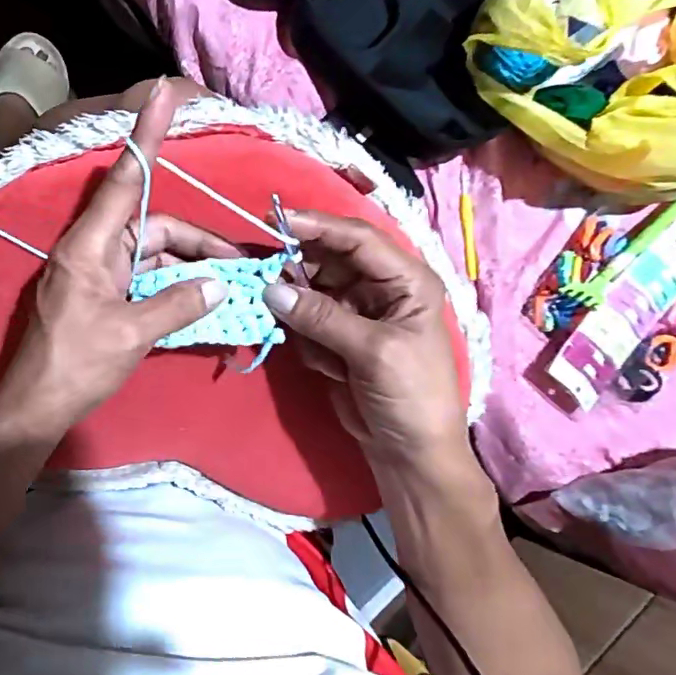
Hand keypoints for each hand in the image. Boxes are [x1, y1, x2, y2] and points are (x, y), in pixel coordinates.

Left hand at [0, 80, 236, 441]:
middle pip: (154, 227)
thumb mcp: (131, 334)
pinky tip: (202, 303)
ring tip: (229, 288)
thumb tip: (219, 284)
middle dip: (198, 243)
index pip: (125, 179)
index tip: (162, 94)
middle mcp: (95, 250)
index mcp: (91, 246)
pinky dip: (173, 289)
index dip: (146, 135)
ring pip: (154, 256)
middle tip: (240, 266)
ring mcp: (98, 274)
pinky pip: (146, 279)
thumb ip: (178, 305)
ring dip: (189, 269)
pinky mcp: (103, 296)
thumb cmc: (77, 365)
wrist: (37, 407)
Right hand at [261, 210, 467, 468]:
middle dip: (298, 270)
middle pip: (328, 260)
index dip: (318, 226)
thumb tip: (271, 289)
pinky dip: (304, 337)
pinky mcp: (336, 336)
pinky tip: (326, 367)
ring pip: (311, 290)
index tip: (276, 221)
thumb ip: (323, 317)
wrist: (411, 453)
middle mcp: (380, 288)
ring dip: (298, 309)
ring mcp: (356, 312)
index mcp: (406, 280)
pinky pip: (305, 320)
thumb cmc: (412, 396)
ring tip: (304, 337)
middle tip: (264, 277)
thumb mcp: (373, 352)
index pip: (358, 240)